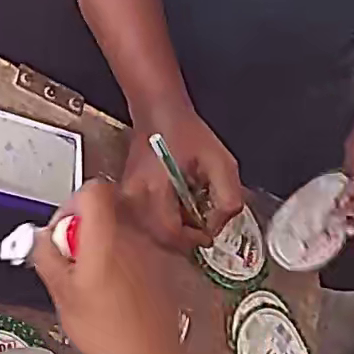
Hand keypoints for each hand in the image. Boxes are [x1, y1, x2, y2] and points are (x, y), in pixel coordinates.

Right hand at [32, 182, 199, 353]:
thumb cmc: (106, 331)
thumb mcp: (62, 294)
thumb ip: (45, 256)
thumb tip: (37, 236)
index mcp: (106, 237)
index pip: (93, 190)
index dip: (72, 203)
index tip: (61, 231)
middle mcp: (133, 236)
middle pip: (104, 209)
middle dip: (81, 228)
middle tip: (69, 259)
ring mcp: (150, 251)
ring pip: (119, 230)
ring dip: (99, 244)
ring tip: (87, 279)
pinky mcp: (160, 267)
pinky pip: (133, 249)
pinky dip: (118, 260)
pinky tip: (109, 292)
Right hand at [121, 99, 244, 250]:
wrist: (157, 113)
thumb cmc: (187, 133)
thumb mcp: (222, 163)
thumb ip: (228, 199)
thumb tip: (216, 226)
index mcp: (156, 189)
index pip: (170, 234)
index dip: (191, 241)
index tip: (207, 236)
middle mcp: (135, 196)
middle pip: (160, 237)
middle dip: (184, 237)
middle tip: (200, 227)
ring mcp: (127, 196)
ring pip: (152, 231)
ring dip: (173, 229)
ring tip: (188, 212)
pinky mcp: (125, 194)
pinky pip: (145, 219)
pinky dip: (163, 219)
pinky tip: (175, 204)